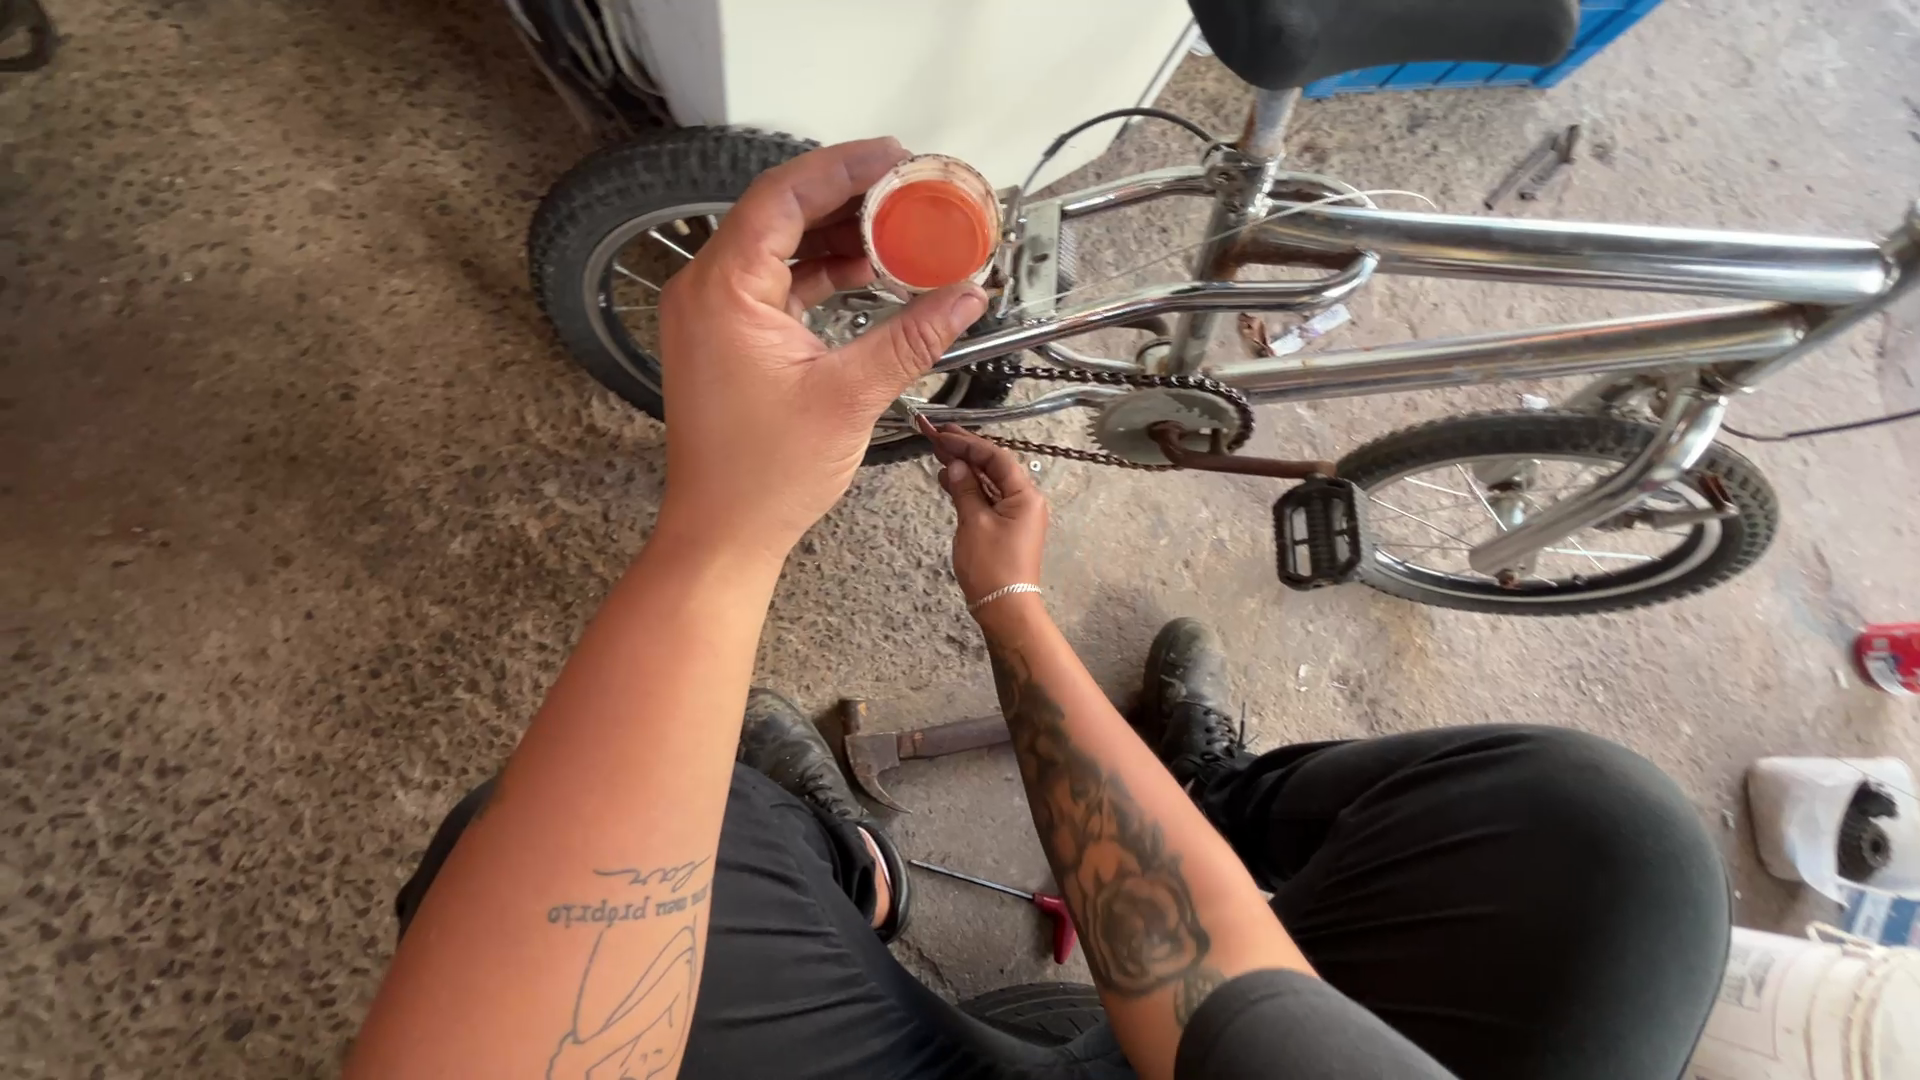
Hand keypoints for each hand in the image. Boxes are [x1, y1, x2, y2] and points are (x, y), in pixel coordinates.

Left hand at [654, 138, 988, 558]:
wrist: (726, 530)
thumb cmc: (764, 474)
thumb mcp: (851, 395)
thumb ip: (912, 337)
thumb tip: (964, 297)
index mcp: (723, 291)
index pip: (783, 196)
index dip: (844, 168)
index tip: (896, 159)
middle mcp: (707, 291)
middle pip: (780, 215)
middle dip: (848, 201)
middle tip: (907, 194)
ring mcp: (715, 315)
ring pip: (780, 249)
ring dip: (837, 238)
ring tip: (898, 233)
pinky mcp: (730, 339)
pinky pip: (777, 286)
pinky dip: (821, 276)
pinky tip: (866, 274)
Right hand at [925, 424, 1048, 612]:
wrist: (1004, 608)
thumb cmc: (991, 566)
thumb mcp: (974, 523)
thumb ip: (965, 490)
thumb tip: (956, 465)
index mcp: (1025, 495)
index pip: (996, 457)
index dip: (968, 443)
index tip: (942, 433)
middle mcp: (1026, 500)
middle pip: (994, 467)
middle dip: (965, 451)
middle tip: (937, 435)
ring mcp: (1017, 515)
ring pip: (989, 483)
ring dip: (965, 469)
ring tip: (938, 455)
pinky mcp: (1007, 528)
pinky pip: (988, 499)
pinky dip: (969, 489)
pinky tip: (948, 481)